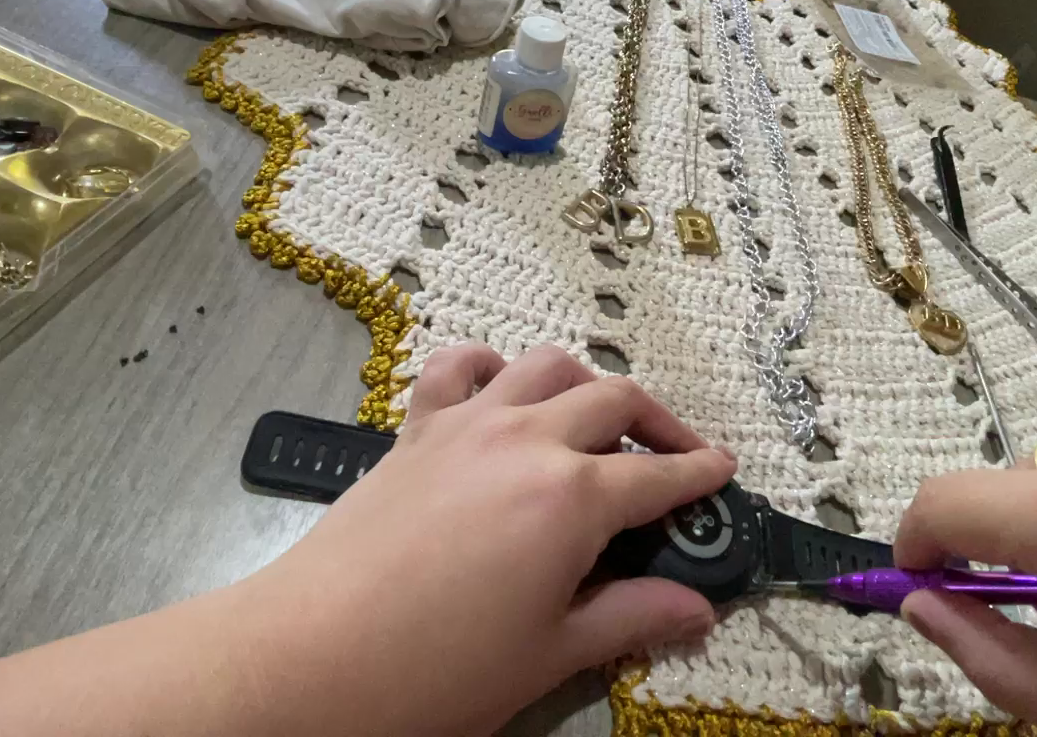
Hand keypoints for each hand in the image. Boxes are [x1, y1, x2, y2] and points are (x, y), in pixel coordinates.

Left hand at [245, 344, 736, 734]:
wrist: (312, 657)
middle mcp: (528, 439)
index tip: (724, 469)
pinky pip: (460, 366)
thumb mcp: (549, 652)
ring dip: (586, 385)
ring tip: (596, 421)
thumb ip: (631, 615)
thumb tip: (699, 607)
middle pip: (616, 400)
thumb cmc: (437, 670)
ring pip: (548, 366)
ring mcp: (471, 421)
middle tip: (678, 454)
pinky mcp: (422, 424)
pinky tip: (502, 396)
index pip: (657, 476)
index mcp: (570, 497)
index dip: (699, 473)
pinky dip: (491, 368)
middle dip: (661, 422)